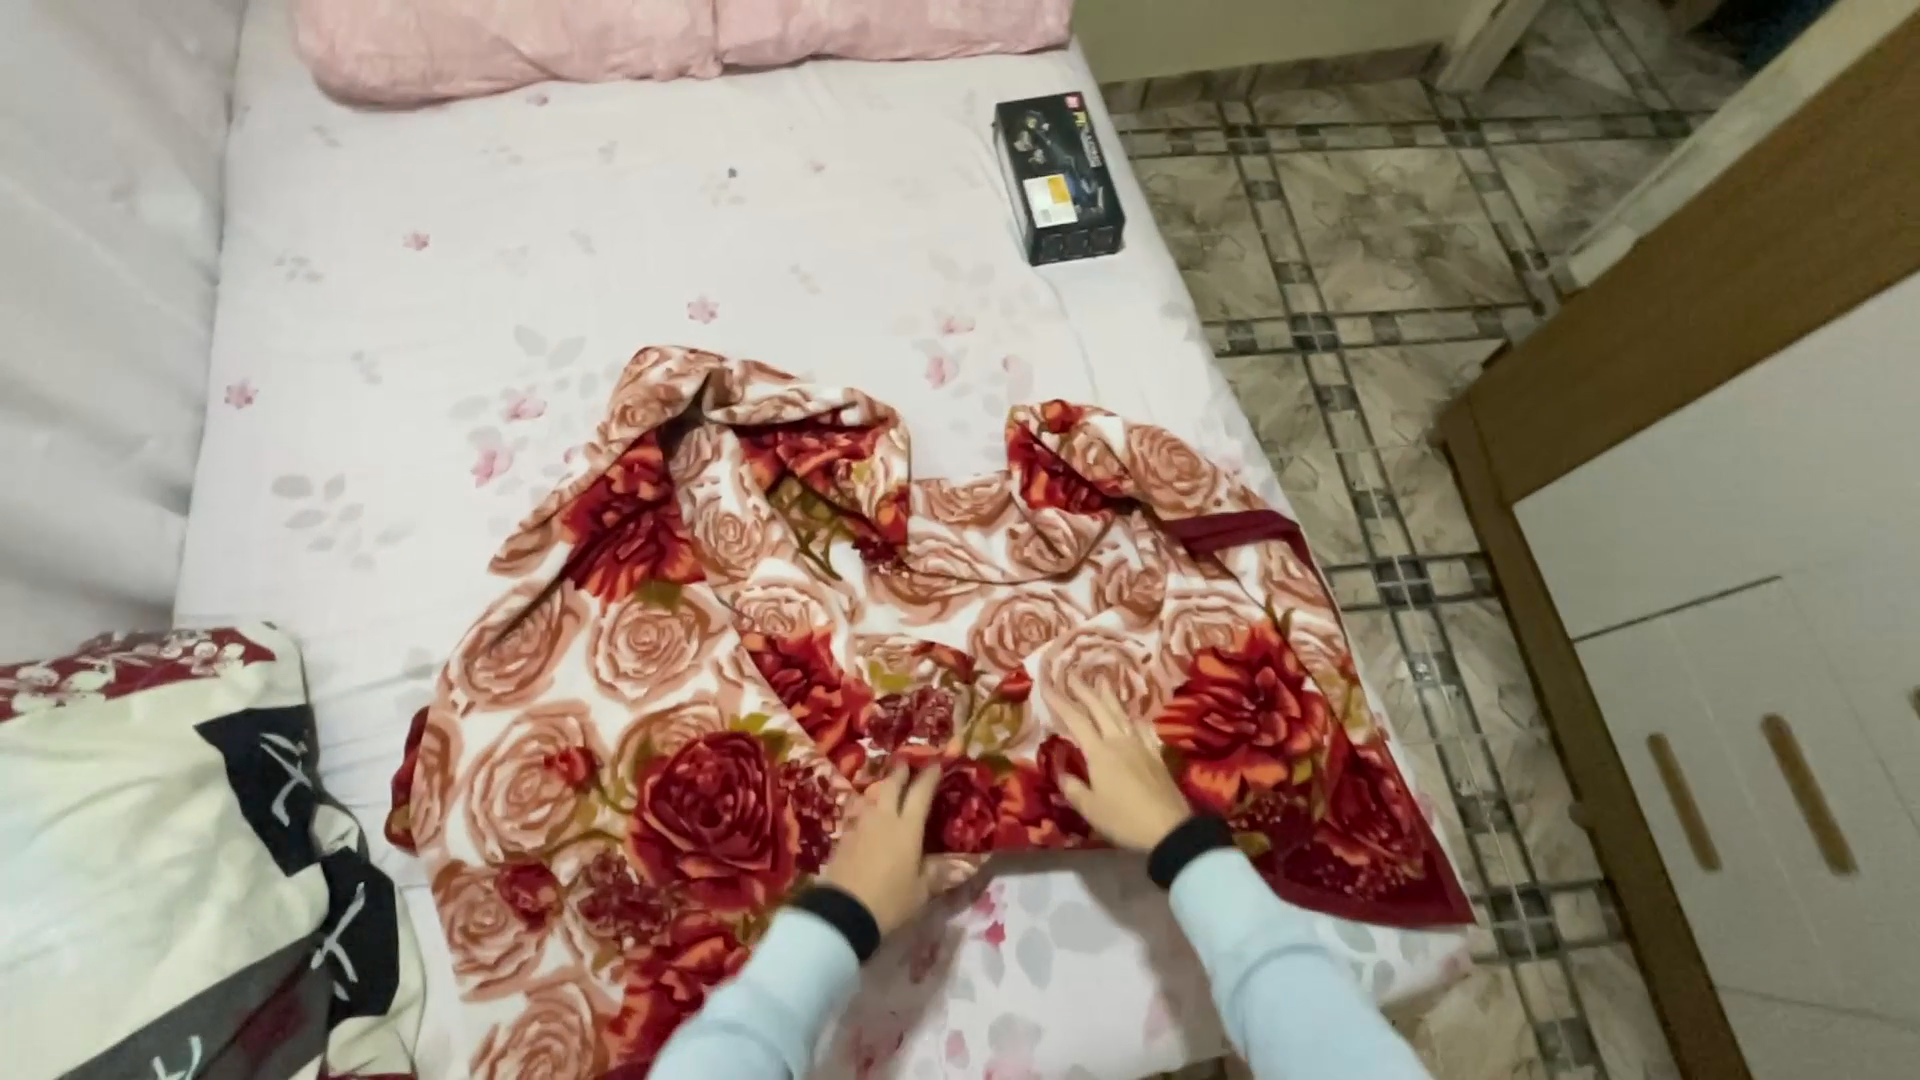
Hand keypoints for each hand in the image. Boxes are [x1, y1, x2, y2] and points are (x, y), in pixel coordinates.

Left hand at [819, 765, 943, 935]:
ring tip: (885, 788)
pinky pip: (857, 813)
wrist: (843, 912)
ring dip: (880, 788)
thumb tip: (958, 866)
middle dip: (900, 772)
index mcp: (908, 828)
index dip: (929, 777)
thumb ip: (935, 874)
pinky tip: (866, 815)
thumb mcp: (920, 892)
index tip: (936, 764)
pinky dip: (865, 809)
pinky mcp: (842, 837)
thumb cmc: (889, 901)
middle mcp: (884, 818)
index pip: (921, 793)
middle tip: (906, 764)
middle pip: (891, 785)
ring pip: (871, 796)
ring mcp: (860, 825)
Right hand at [1054, 678, 1192, 851]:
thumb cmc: (1124, 819)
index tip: (1047, 686)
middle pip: (1100, 709)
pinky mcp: (1154, 755)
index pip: (1076, 720)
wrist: (1170, 829)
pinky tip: (1129, 715)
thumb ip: (1073, 787)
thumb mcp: (1090, 808)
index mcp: (1099, 752)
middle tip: (1072, 675)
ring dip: (1108, 696)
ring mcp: (1139, 746)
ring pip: (1120, 714)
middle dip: (1084, 691)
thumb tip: (1061, 771)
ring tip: (1101, 681)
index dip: (1060, 702)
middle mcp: (1119, 741)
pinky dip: (1128, 716)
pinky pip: (1138, 727)